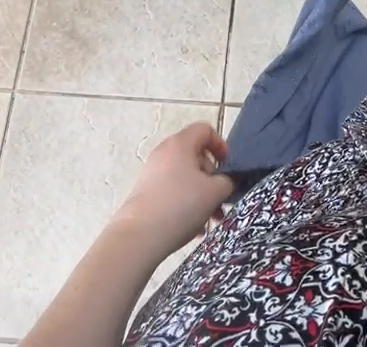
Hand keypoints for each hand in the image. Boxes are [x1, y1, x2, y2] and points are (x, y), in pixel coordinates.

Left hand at [110, 123, 234, 255]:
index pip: (205, 130)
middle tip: (219, 199)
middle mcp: (164, 153)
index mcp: (180, 144)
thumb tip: (224, 183)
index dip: (220, 145)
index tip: (227, 167)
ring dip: (201, 195)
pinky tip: (193, 229)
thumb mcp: (214, 192)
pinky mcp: (145, 193)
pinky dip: (185, 204)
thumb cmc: (180, 206)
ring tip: (210, 220)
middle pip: (196, 156)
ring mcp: (152, 173)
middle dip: (212, 178)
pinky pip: (172, 192)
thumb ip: (227, 182)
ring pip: (185, 178)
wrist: (139, 236)